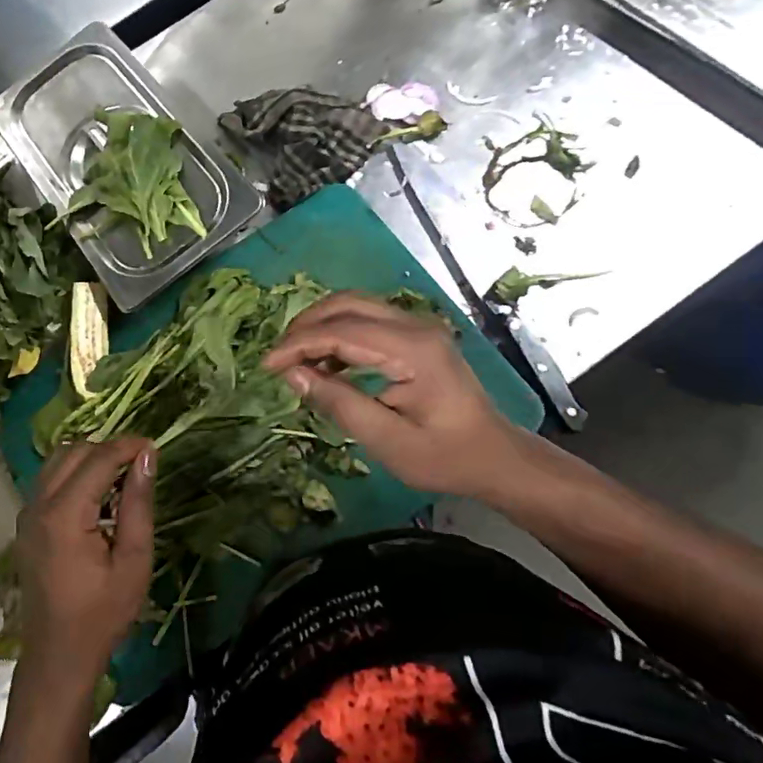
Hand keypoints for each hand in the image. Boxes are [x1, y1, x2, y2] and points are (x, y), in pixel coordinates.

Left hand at [16, 437, 156, 683]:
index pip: (98, 458)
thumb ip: (138, 504)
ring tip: (121, 480)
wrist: (58, 656)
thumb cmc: (102, 615)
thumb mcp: (133, 561)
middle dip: (108, 449)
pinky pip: (49, 481)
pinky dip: (74, 476)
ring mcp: (27, 514)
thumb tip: (147, 456)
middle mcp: (38, 505)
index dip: (128, 446)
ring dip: (89, 460)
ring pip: (57, 462)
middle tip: (139, 466)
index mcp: (64, 514)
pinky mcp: (26, 524)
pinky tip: (98, 499)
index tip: (154, 447)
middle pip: (73, 452)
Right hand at [263, 293, 562, 506]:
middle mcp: (415, 326)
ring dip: (319, 327)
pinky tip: (325, 365)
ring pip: (355, 307)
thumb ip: (339, 404)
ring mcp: (418, 327)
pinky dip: (338, 335)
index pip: (342, 331)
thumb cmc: (444, 457)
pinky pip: (367, 321)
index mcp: (412, 350)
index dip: (298, 344)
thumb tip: (294, 376)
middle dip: (304, 327)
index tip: (267, 366)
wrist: (495, 457)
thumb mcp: (387, 441)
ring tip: (294, 361)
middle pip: (346, 305)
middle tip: (277, 359)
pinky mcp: (415, 336)